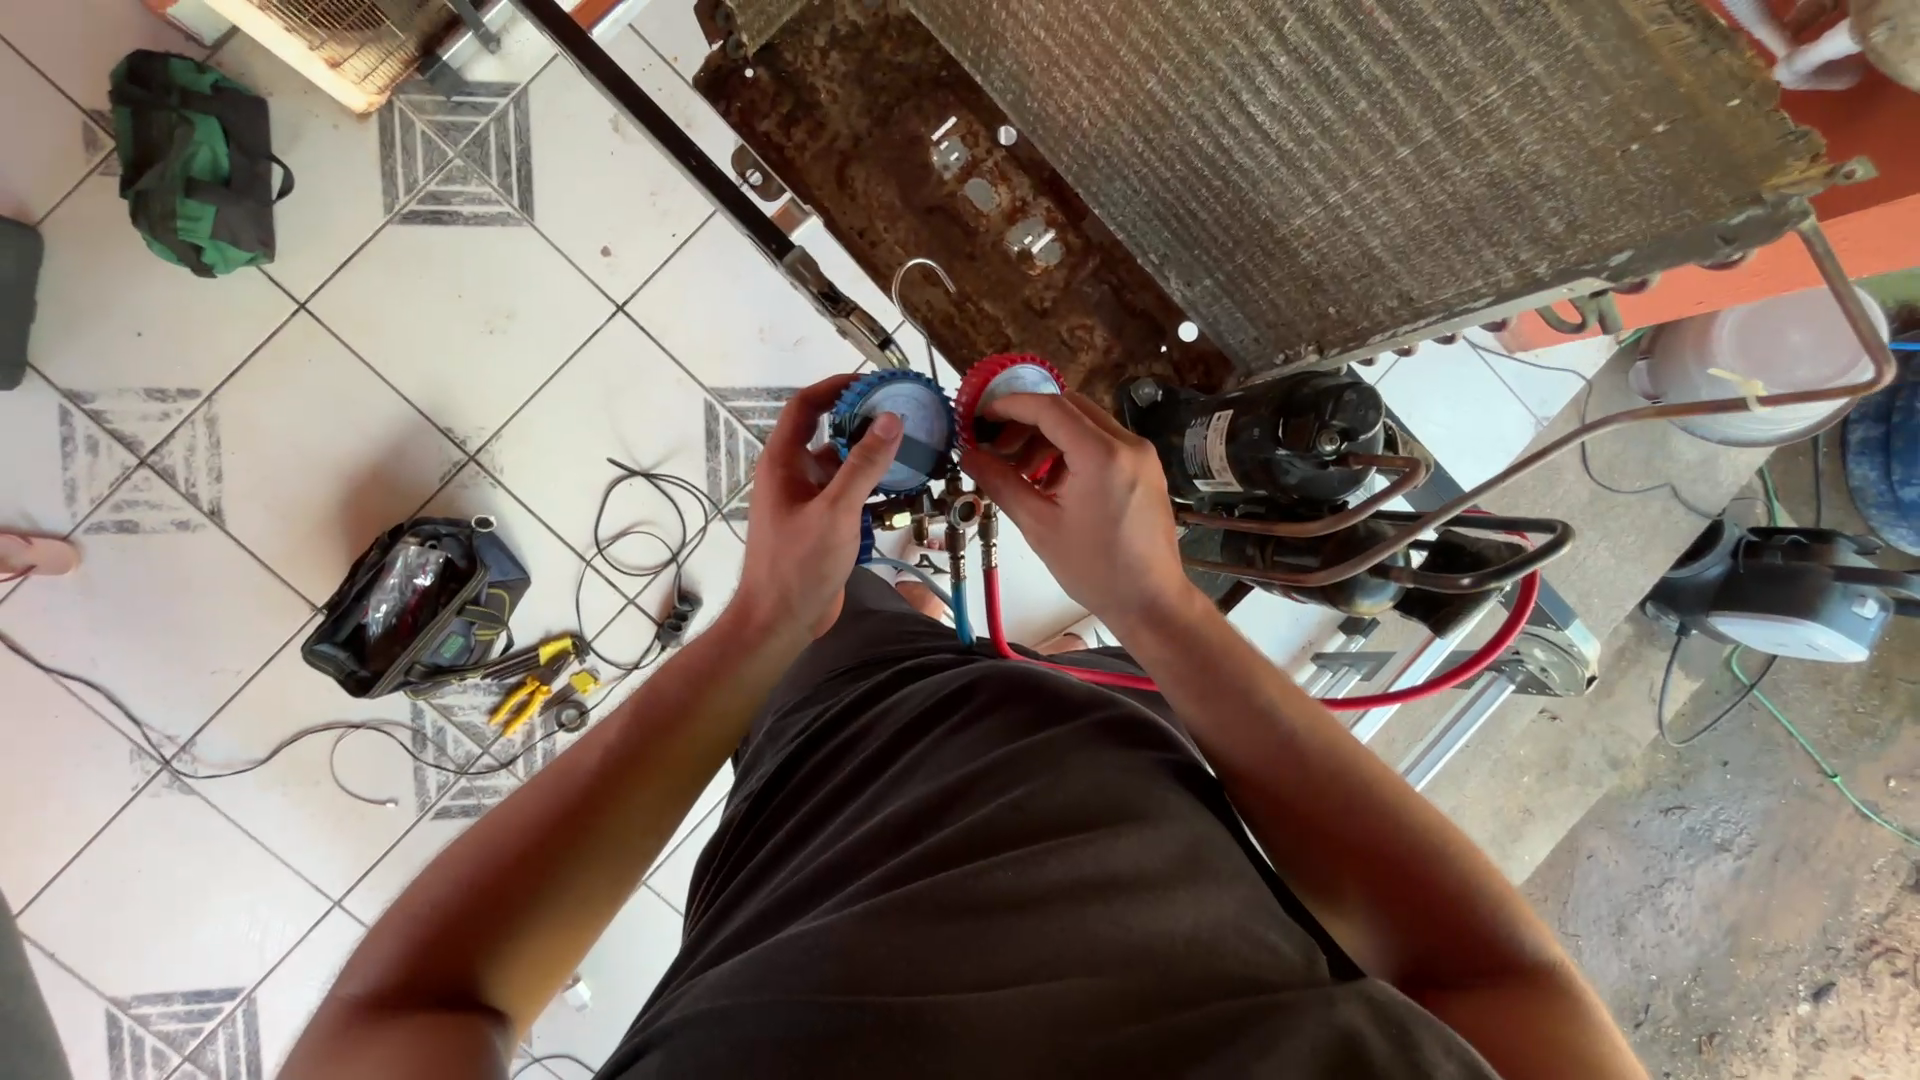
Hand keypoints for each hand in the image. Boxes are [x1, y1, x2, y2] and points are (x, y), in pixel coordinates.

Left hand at [732, 375, 902, 638]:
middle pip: (829, 433)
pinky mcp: (821, 523)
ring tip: (912, 448)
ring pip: (842, 466)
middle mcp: (793, 474)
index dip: (837, 386)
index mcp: (782, 462)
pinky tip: (901, 488)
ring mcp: (807, 500)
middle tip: (905, 414)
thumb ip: (864, 465)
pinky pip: (848, 493)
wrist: (780, 621)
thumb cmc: (798, 565)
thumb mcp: (836, 511)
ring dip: (871, 457)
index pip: (806, 405)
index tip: (875, 382)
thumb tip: (890, 420)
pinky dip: (871, 487)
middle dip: (864, 422)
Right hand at [959, 392, 1196, 630]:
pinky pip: (1103, 442)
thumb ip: (1001, 483)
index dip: (1010, 406)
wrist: (1150, 601)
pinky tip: (1051, 482)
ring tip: (1022, 472)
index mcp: (1102, 455)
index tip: (982, 417)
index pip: (1050, 408)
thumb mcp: (1039, 526)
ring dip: (1049, 437)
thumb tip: (969, 456)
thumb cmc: (1095, 570)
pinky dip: (1073, 450)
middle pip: (1069, 407)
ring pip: (1086, 423)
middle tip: (998, 447)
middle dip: (1029, 421)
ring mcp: (1142, 454)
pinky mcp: (1145, 468)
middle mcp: (1128, 443)